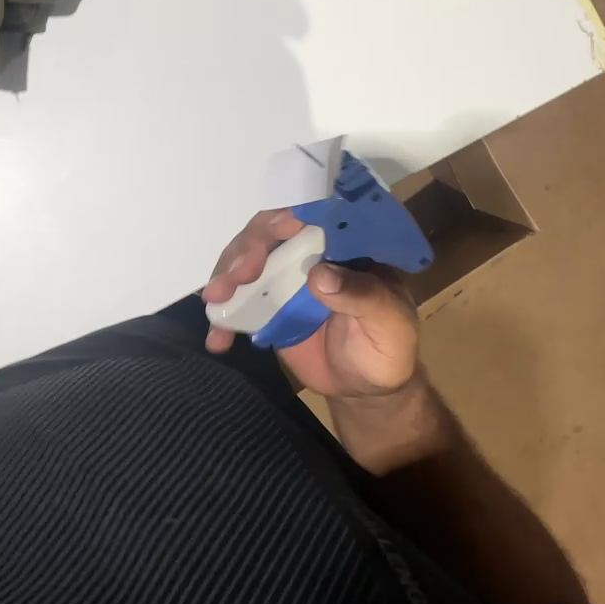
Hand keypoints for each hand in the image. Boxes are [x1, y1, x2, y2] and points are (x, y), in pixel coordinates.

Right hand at [202, 210, 421, 400]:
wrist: (366, 388)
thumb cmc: (389, 347)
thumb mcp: (389, 322)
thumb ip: (361, 296)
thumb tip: (319, 274)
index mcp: (344, 245)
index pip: (314, 215)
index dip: (289, 215)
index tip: (271, 233)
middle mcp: (310, 251)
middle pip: (269, 233)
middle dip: (246, 250)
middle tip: (233, 278)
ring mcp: (284, 277)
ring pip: (246, 262)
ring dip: (225, 276)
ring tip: (215, 301)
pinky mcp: (265, 306)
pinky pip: (238, 303)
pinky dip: (222, 319)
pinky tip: (217, 338)